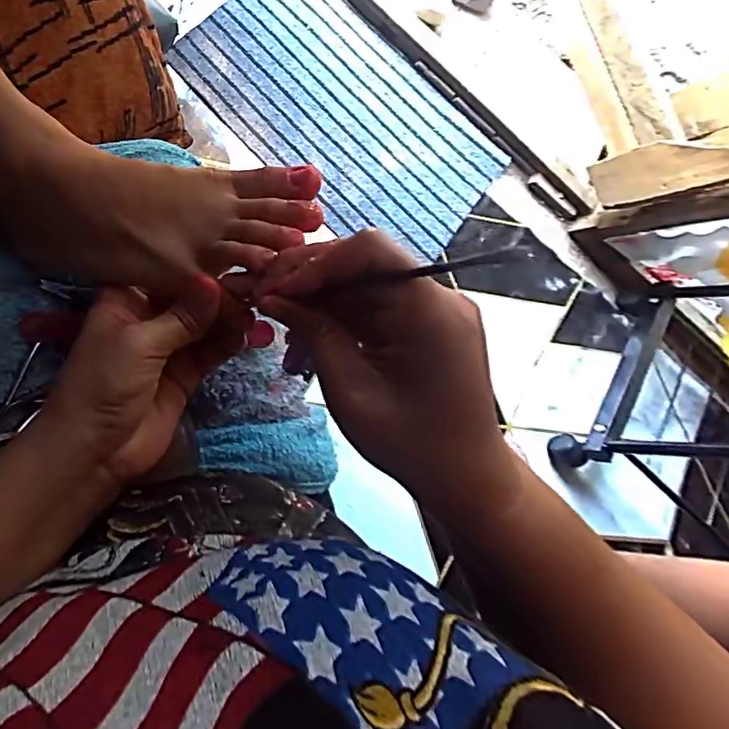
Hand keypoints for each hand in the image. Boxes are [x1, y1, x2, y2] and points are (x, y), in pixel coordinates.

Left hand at [32, 280, 248, 484]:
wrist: (94, 450)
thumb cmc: (103, 383)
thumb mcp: (139, 343)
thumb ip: (182, 316)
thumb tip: (215, 283)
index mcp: (125, 299)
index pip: (165, 271)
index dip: (196, 265)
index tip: (234, 255)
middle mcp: (147, 316)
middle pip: (189, 296)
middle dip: (219, 292)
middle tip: (254, 284)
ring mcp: (167, 345)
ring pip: (204, 323)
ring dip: (229, 316)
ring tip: (257, 308)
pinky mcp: (183, 373)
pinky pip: (210, 350)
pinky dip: (229, 341)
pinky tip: (250, 332)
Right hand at [252, 231, 513, 502]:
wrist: (466, 479)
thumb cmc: (411, 445)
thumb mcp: (352, 391)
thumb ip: (316, 334)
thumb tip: (272, 297)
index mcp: (430, 311)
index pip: (370, 250)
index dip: (318, 261)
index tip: (280, 288)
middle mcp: (434, 297)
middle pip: (359, 262)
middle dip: (306, 277)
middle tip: (263, 297)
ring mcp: (427, 309)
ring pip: (356, 282)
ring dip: (313, 298)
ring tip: (277, 324)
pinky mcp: (417, 323)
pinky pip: (366, 305)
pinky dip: (332, 316)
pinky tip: (303, 340)